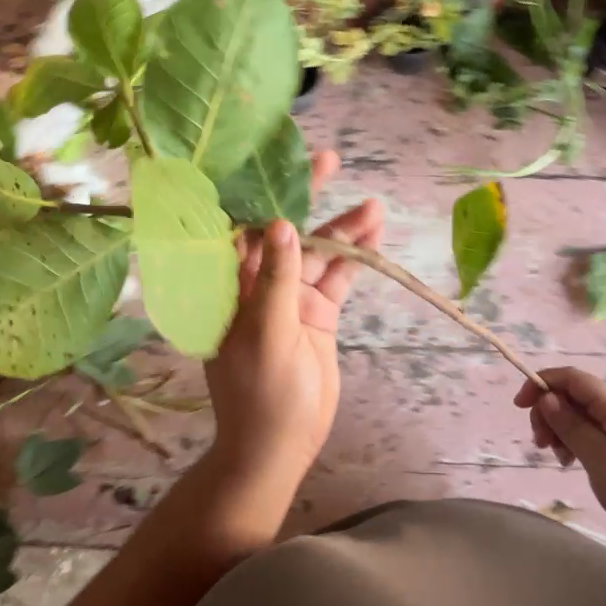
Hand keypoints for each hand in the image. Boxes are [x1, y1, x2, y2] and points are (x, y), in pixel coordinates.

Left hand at [205, 150, 384, 485]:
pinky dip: (355, 258)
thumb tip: (283, 223)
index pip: (245, 226)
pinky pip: (337, 278)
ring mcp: (290, 297)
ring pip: (317, 253)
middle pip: (285, 230)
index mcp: (230, 285)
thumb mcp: (265, 334)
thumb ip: (276, 279)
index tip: (282, 161)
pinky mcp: (317, 313)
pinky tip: (375, 235)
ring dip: (342, 231)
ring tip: (374, 207)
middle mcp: (258, 283)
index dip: (262, 192)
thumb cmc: (259, 393)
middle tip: (329, 160)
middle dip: (306, 197)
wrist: (281, 446)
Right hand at [513, 366, 605, 544]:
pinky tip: (570, 461)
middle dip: (549, 412)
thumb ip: (570, 424)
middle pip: (572, 395)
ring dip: (559, 428)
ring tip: (557, 457)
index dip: (542, 383)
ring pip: (578, 413)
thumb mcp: (598, 457)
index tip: (519, 406)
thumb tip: (546, 397)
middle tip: (541, 443)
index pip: (571, 377)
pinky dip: (573, 440)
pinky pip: (589, 430)